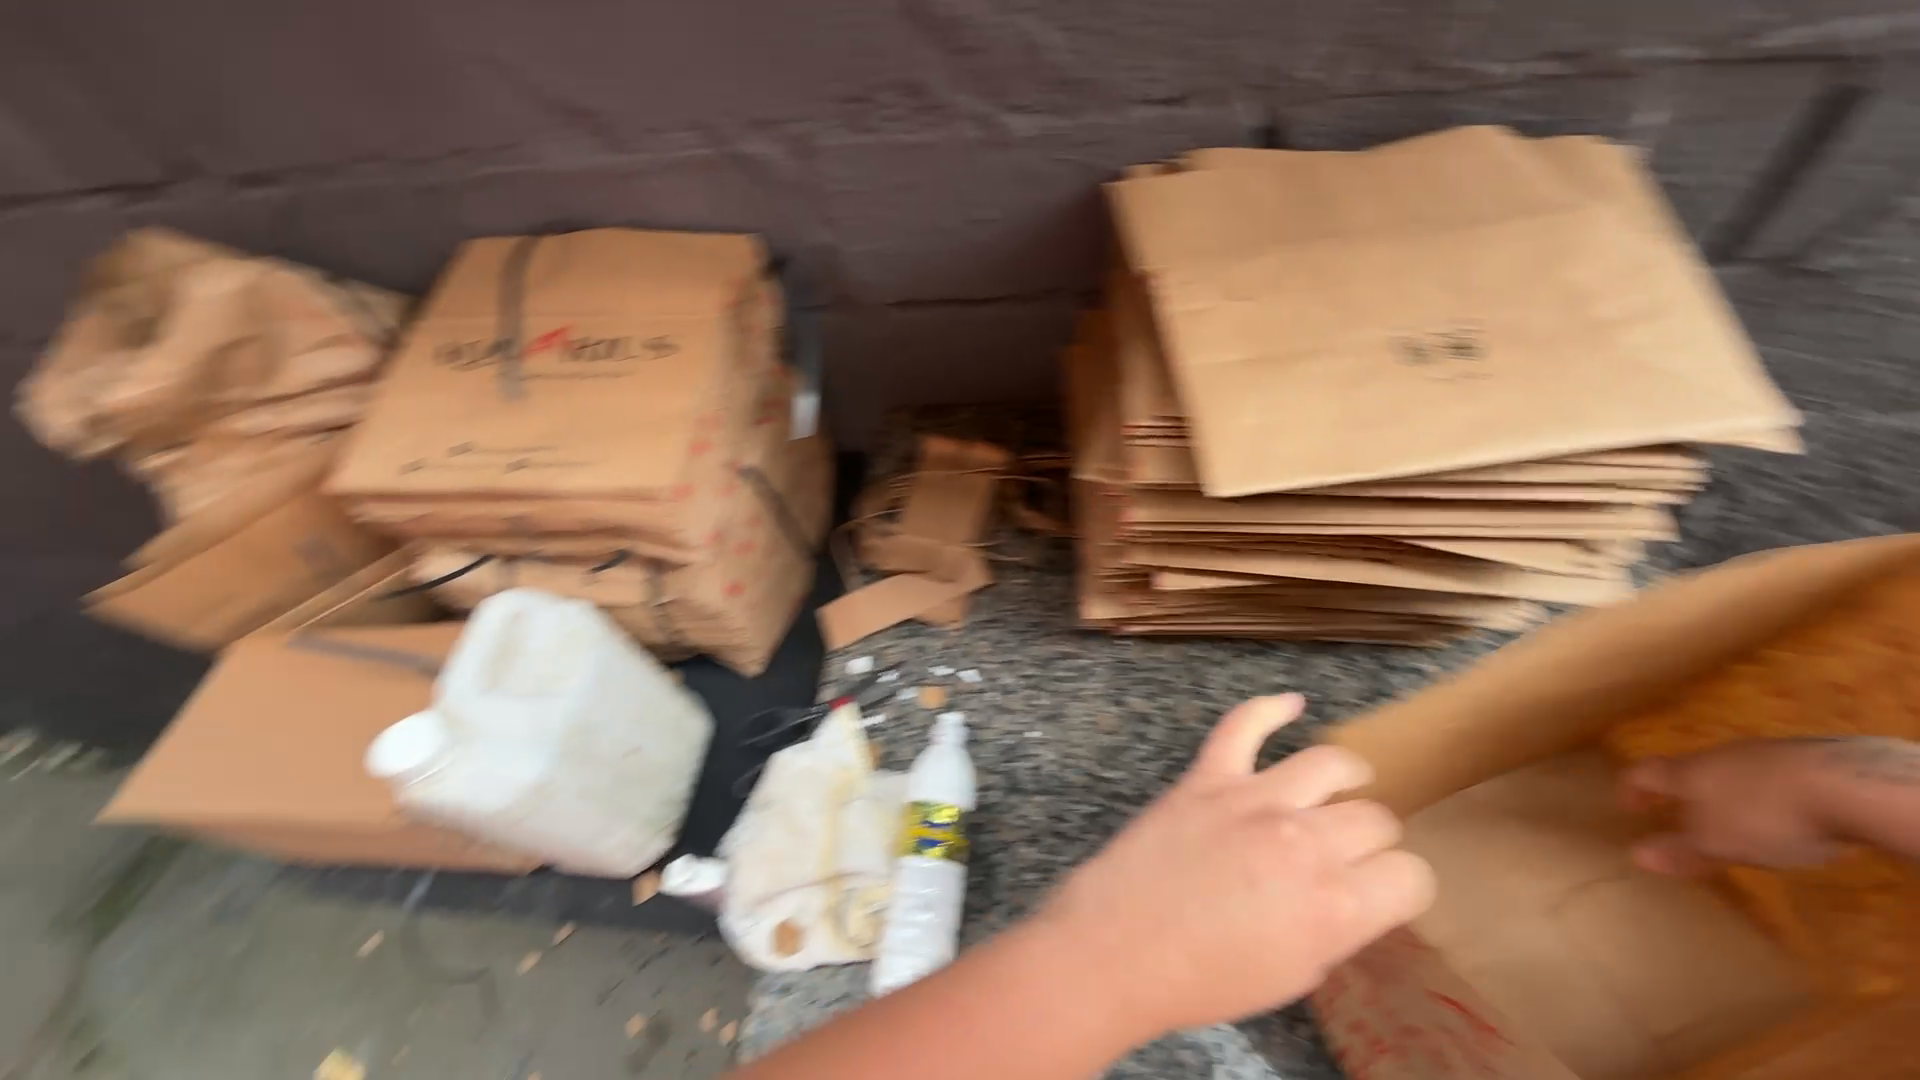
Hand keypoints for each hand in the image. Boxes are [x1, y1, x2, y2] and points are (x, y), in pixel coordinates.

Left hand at [1027, 694, 1434, 1038]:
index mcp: (1337, 906)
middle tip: (1352, 851)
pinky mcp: (1207, 776)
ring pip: (1328, 765)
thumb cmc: (1204, 979)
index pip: (1410, 875)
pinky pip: (1243, 725)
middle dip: (1372, 839)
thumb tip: (1346, 894)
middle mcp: (1305, 843)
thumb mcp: (1294, 973)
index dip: (1401, 885)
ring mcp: (1253, 800)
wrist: (1116, 949)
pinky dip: (1268, 708)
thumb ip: (1333, 926)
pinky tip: (1291, 702)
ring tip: (1350, 779)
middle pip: (1373, 819)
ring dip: (1347, 774)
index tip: (1385, 888)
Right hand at [1620, 739, 1846, 874]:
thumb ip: (1681, 851)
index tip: (1630, 806)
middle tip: (1691, 819)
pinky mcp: (1803, 759)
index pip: (1644, 774)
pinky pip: (1772, 776)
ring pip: (1732, 772)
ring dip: (1730, 793)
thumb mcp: (1719, 844)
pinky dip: (1770, 793)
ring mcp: (1761, 753)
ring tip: (1745, 821)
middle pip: (1689, 770)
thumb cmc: (1765, 816)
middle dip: (1686, 793)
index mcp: (1686, 774)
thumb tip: (1636, 856)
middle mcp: (1716, 757)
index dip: (1633, 789)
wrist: (1848, 786)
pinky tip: (1792, 815)